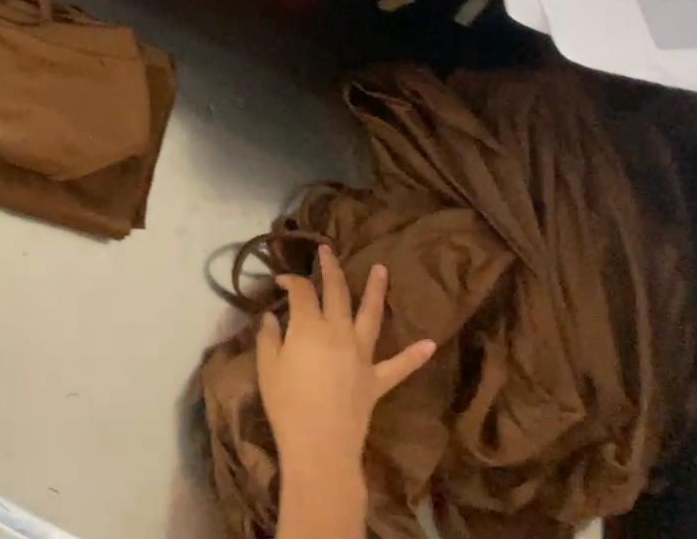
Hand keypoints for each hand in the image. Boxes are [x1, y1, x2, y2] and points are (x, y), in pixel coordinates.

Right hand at [256, 245, 435, 468]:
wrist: (320, 446)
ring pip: (371, 316)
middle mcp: (338, 333)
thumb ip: (268, 337)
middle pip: (336, 293)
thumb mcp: (267, 366)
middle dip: (330, 269)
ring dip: (376, 291)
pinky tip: (429, 344)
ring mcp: (362, 356)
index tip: (277, 280)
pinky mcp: (377, 380)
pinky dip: (414, 356)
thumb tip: (270, 317)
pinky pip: (399, 366)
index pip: (300, 292)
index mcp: (308, 328)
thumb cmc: (286, 405)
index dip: (288, 280)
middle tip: (327, 250)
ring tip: (382, 269)